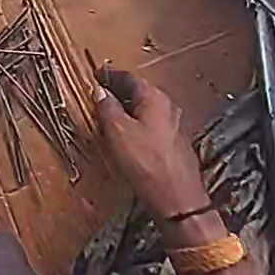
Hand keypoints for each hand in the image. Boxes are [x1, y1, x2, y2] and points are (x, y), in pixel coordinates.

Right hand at [96, 72, 208, 219]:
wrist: (177, 199)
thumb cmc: (146, 162)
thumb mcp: (117, 131)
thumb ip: (107, 107)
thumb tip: (100, 91)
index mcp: (154, 97)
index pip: (129, 77)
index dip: (110, 76)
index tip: (97, 75)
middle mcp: (167, 106)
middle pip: (139, 92)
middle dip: (120, 91)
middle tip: (101, 94)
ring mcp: (174, 125)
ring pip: (146, 109)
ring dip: (128, 109)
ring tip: (110, 115)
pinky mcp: (174, 143)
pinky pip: (152, 124)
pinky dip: (137, 124)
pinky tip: (128, 136)